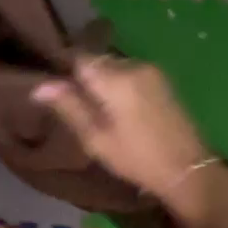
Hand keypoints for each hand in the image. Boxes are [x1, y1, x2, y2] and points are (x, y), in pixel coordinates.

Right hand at [33, 57, 214, 214]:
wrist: (188, 171)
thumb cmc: (136, 158)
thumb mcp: (95, 138)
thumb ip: (69, 106)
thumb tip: (39, 86)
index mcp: (115, 79)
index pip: (79, 57)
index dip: (63, 67)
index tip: (55, 86)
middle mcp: (133, 66)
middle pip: (98, 60)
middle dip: (84, 75)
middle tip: (74, 102)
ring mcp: (152, 71)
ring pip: (115, 66)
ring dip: (103, 79)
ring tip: (96, 107)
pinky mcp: (163, 80)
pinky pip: (131, 72)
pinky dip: (120, 83)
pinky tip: (118, 107)